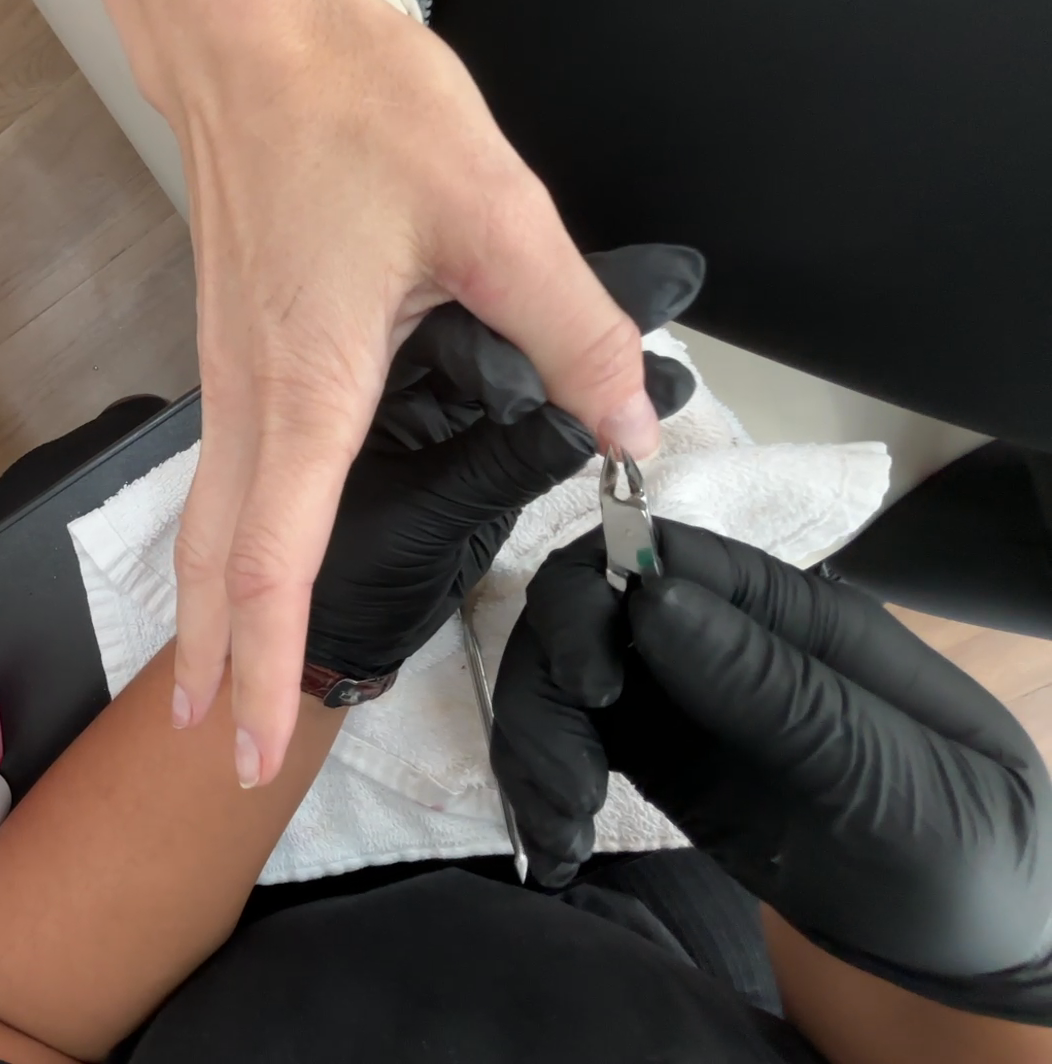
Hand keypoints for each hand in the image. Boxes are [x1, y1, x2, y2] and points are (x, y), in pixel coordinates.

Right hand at [97, 0, 666, 784]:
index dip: (262, 666)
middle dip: (210, 662)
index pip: (270, 565)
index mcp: (305, 393)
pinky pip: (216, 480)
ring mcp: (226, 386)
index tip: (247, 743)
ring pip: (202, 526)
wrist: (253, 56)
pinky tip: (237, 565)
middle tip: (207, 741)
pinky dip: (218, 547)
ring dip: (204, 611)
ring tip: (209, 677)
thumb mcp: (493, 211)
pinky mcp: (228, 361)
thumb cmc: (352, 118)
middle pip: (211, 564)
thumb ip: (567, 331)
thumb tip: (632, 431)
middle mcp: (247, 408)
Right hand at [492, 521, 1051, 1017]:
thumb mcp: (889, 775)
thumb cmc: (960, 854)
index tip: (586, 685)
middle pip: (573, 613)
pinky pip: (554, 732)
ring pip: (549, 675)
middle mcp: (703, 632)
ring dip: (534, 744)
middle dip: (546, 689)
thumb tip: (646, 592)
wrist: (952, 942)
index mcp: (781, 612)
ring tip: (562, 827)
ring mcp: (660, 684)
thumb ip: (770, 681)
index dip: (588, 595)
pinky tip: (558, 839)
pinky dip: (536, 779)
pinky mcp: (630, 738)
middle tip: (565, 783)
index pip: (651, 552)